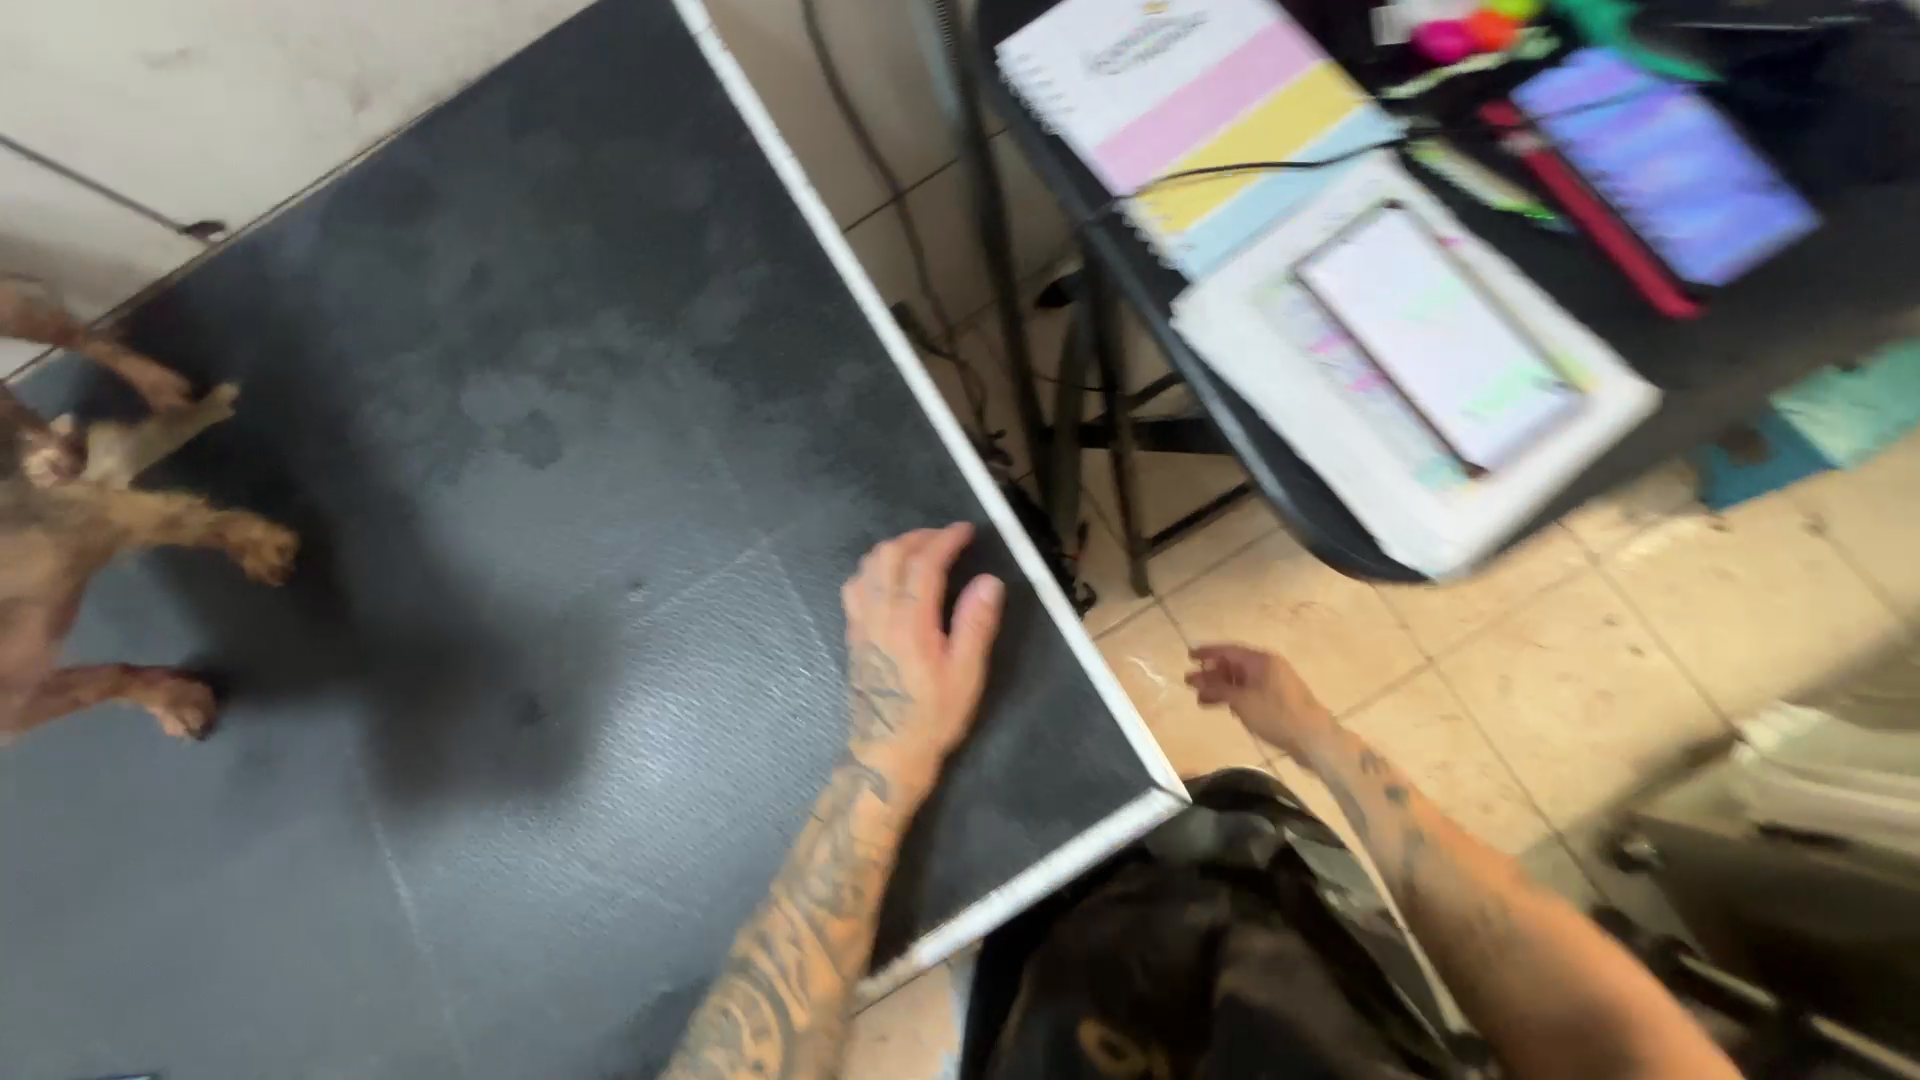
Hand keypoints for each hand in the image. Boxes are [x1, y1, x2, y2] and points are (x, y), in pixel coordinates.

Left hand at [841, 523, 1005, 800]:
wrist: (887, 753)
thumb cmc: (933, 716)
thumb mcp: (966, 675)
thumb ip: (976, 625)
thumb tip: (990, 582)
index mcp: (911, 622)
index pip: (924, 564)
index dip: (945, 540)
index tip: (965, 531)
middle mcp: (880, 615)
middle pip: (890, 555)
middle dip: (919, 537)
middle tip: (946, 538)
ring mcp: (861, 623)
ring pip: (868, 566)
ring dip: (894, 548)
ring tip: (921, 551)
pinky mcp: (853, 634)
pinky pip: (855, 586)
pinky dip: (874, 568)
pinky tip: (889, 577)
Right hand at [1185, 644, 1335, 759]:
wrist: (1313, 738)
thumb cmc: (1275, 714)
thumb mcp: (1241, 700)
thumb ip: (1217, 688)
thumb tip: (1196, 679)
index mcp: (1261, 660)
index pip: (1228, 650)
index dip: (1207, 652)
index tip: (1189, 656)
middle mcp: (1268, 667)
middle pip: (1234, 665)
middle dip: (1211, 673)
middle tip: (1190, 683)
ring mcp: (1275, 683)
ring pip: (1241, 680)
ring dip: (1221, 688)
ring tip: (1201, 699)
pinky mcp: (1278, 700)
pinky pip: (1250, 691)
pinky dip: (1235, 697)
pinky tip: (1225, 707)